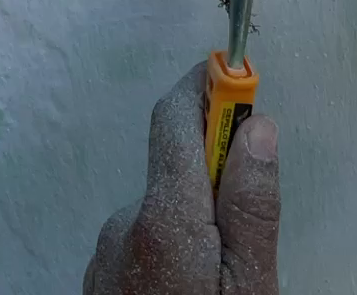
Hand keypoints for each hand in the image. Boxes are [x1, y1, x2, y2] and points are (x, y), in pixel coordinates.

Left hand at [83, 65, 279, 294]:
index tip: (241, 83)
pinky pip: (145, 239)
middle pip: (178, 165)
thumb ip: (252, 204)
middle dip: (216, 174)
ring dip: (195, 218)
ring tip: (221, 275)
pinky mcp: (99, 280)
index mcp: (162, 216)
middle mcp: (124, 224)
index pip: (176, 114)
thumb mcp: (250, 283)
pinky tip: (189, 285)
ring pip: (165, 206)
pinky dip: (172, 246)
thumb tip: (257, 126)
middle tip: (249, 226)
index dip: (209, 85)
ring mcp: (105, 255)